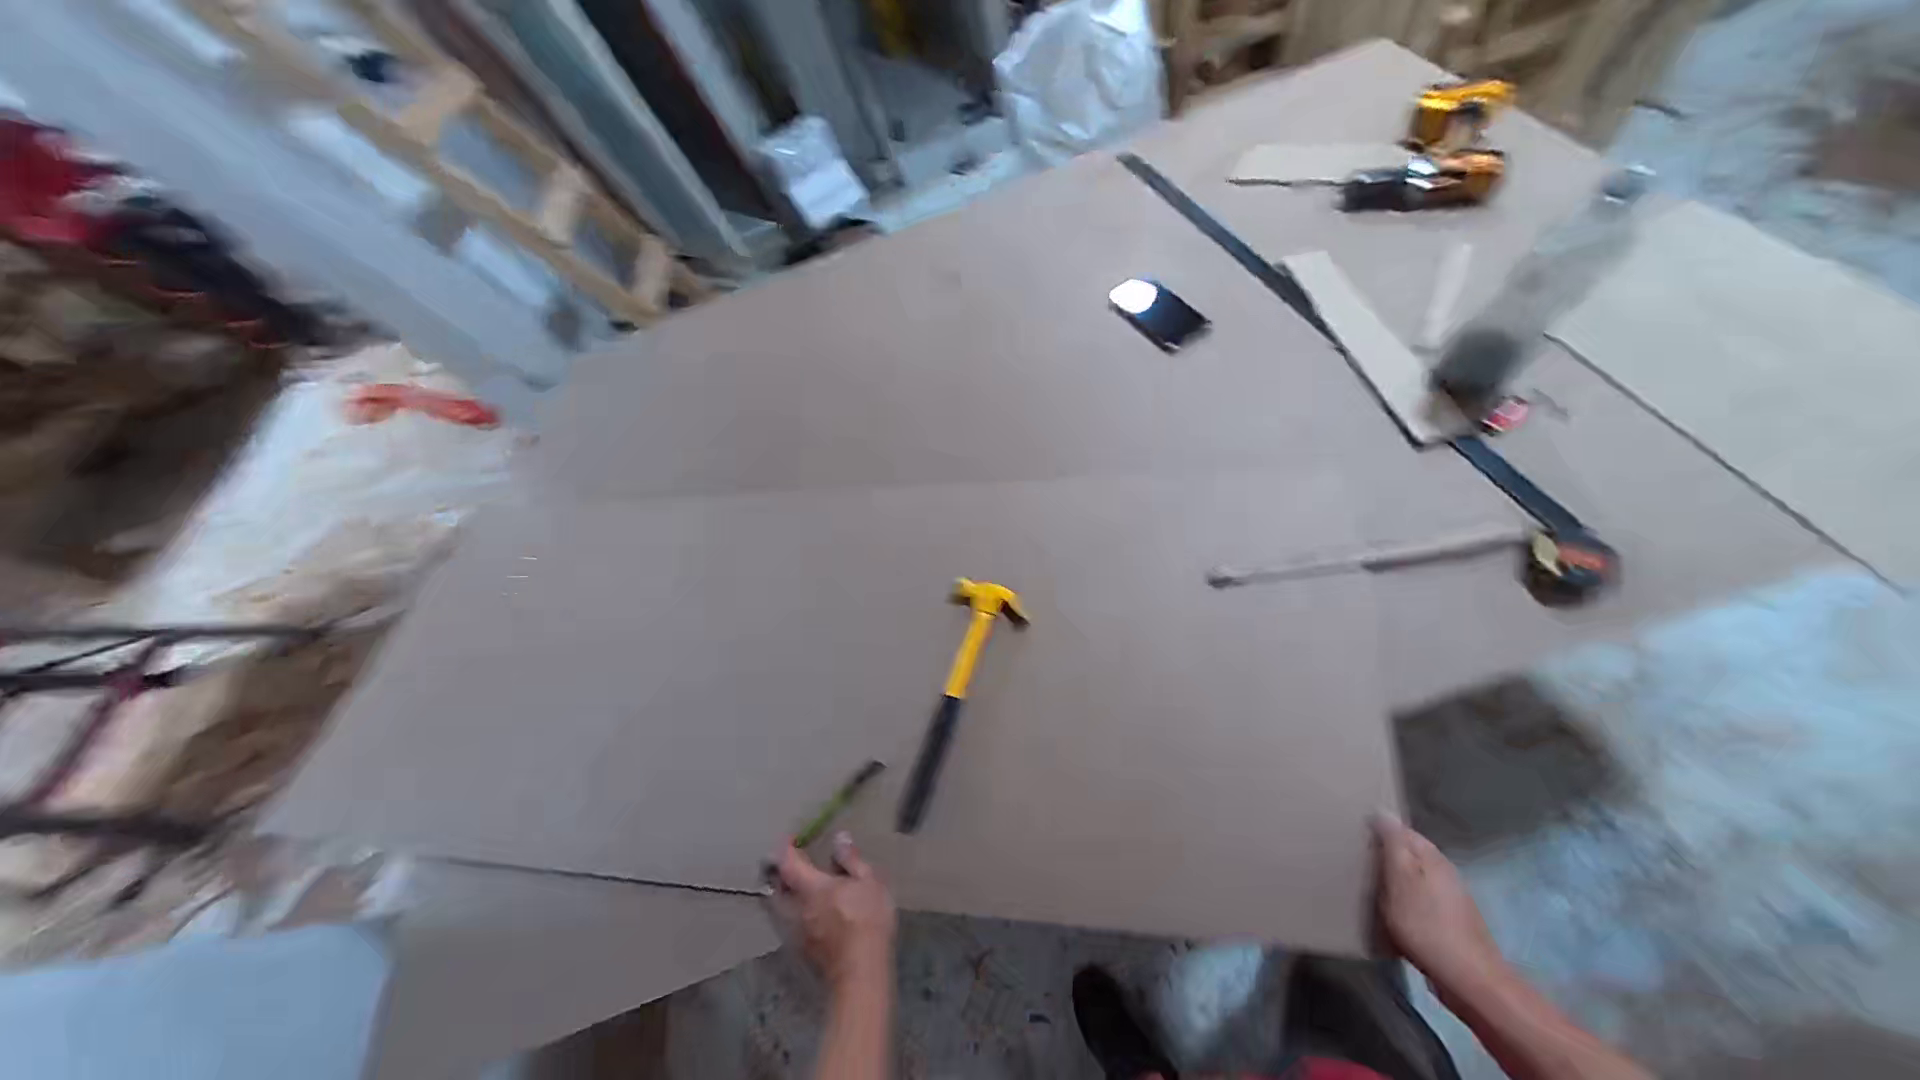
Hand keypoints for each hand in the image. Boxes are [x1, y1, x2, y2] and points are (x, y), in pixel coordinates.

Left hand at [770, 832, 896, 989]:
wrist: (861, 973)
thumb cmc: (867, 920)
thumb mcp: (868, 882)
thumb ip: (850, 859)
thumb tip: (839, 837)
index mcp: (810, 887)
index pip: (787, 862)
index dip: (785, 848)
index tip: (791, 838)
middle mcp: (795, 908)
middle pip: (774, 888)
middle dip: (777, 873)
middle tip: (789, 863)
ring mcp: (795, 932)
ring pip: (777, 908)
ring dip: (782, 894)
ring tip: (795, 887)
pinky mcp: (800, 951)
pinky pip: (787, 924)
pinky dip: (790, 912)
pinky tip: (806, 912)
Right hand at [1373, 813, 1505, 994]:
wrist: (1467, 978)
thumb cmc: (1425, 924)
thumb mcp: (1400, 878)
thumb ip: (1393, 843)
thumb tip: (1384, 811)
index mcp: (1431, 856)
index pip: (1400, 828)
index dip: (1377, 827)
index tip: (1352, 834)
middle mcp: (1444, 870)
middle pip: (1408, 851)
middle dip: (1384, 852)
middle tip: (1355, 858)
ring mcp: (1450, 896)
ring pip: (1413, 875)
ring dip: (1393, 876)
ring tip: (1368, 883)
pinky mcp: (1449, 919)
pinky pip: (1419, 896)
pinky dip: (1403, 897)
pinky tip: (1391, 909)